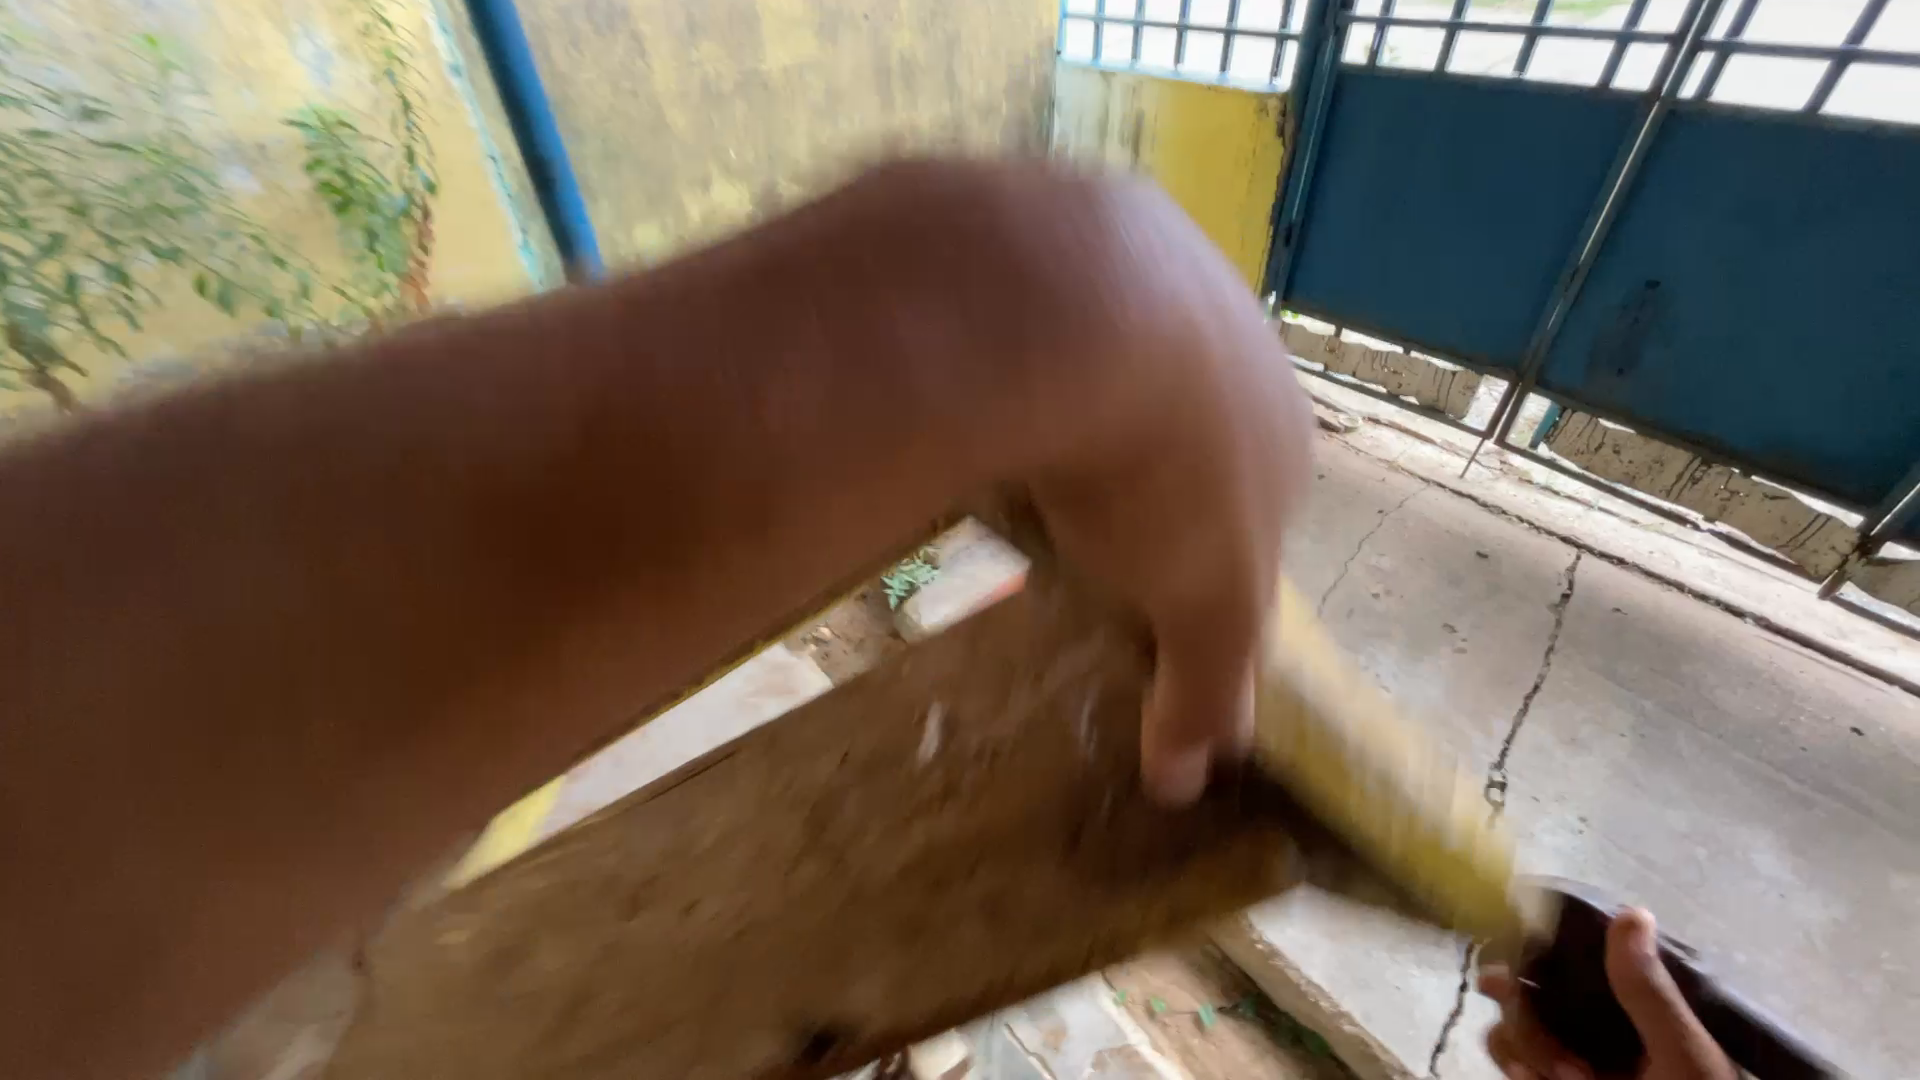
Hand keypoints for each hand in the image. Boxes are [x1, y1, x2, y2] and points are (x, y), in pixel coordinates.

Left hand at [927, 167, 1310, 804]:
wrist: (1090, 312)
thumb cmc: (1167, 472)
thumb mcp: (1205, 601)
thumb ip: (1207, 688)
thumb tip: (1190, 781)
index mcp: (1276, 428)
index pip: (1249, 502)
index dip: (1203, 544)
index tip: (1146, 576)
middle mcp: (1227, 341)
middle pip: (1186, 420)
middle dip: (1145, 464)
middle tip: (1081, 502)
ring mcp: (1152, 270)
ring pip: (1122, 352)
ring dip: (1088, 395)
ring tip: (1027, 439)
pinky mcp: (1070, 229)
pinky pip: (1052, 300)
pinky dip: (1027, 340)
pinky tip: (986, 366)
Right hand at [1478, 909, 1736, 1079]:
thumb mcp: (1685, 1059)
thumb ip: (1650, 993)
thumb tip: (1631, 911)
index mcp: (1630, 1011)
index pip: (1567, 959)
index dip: (1531, 949)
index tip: (1515, 961)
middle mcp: (1591, 1026)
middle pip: (1522, 986)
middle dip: (1521, 1008)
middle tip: (1539, 1032)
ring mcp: (1565, 1058)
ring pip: (1507, 1023)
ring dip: (1523, 1045)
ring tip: (1562, 1079)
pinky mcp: (1544, 1078)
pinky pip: (1508, 1059)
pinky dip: (1515, 1066)